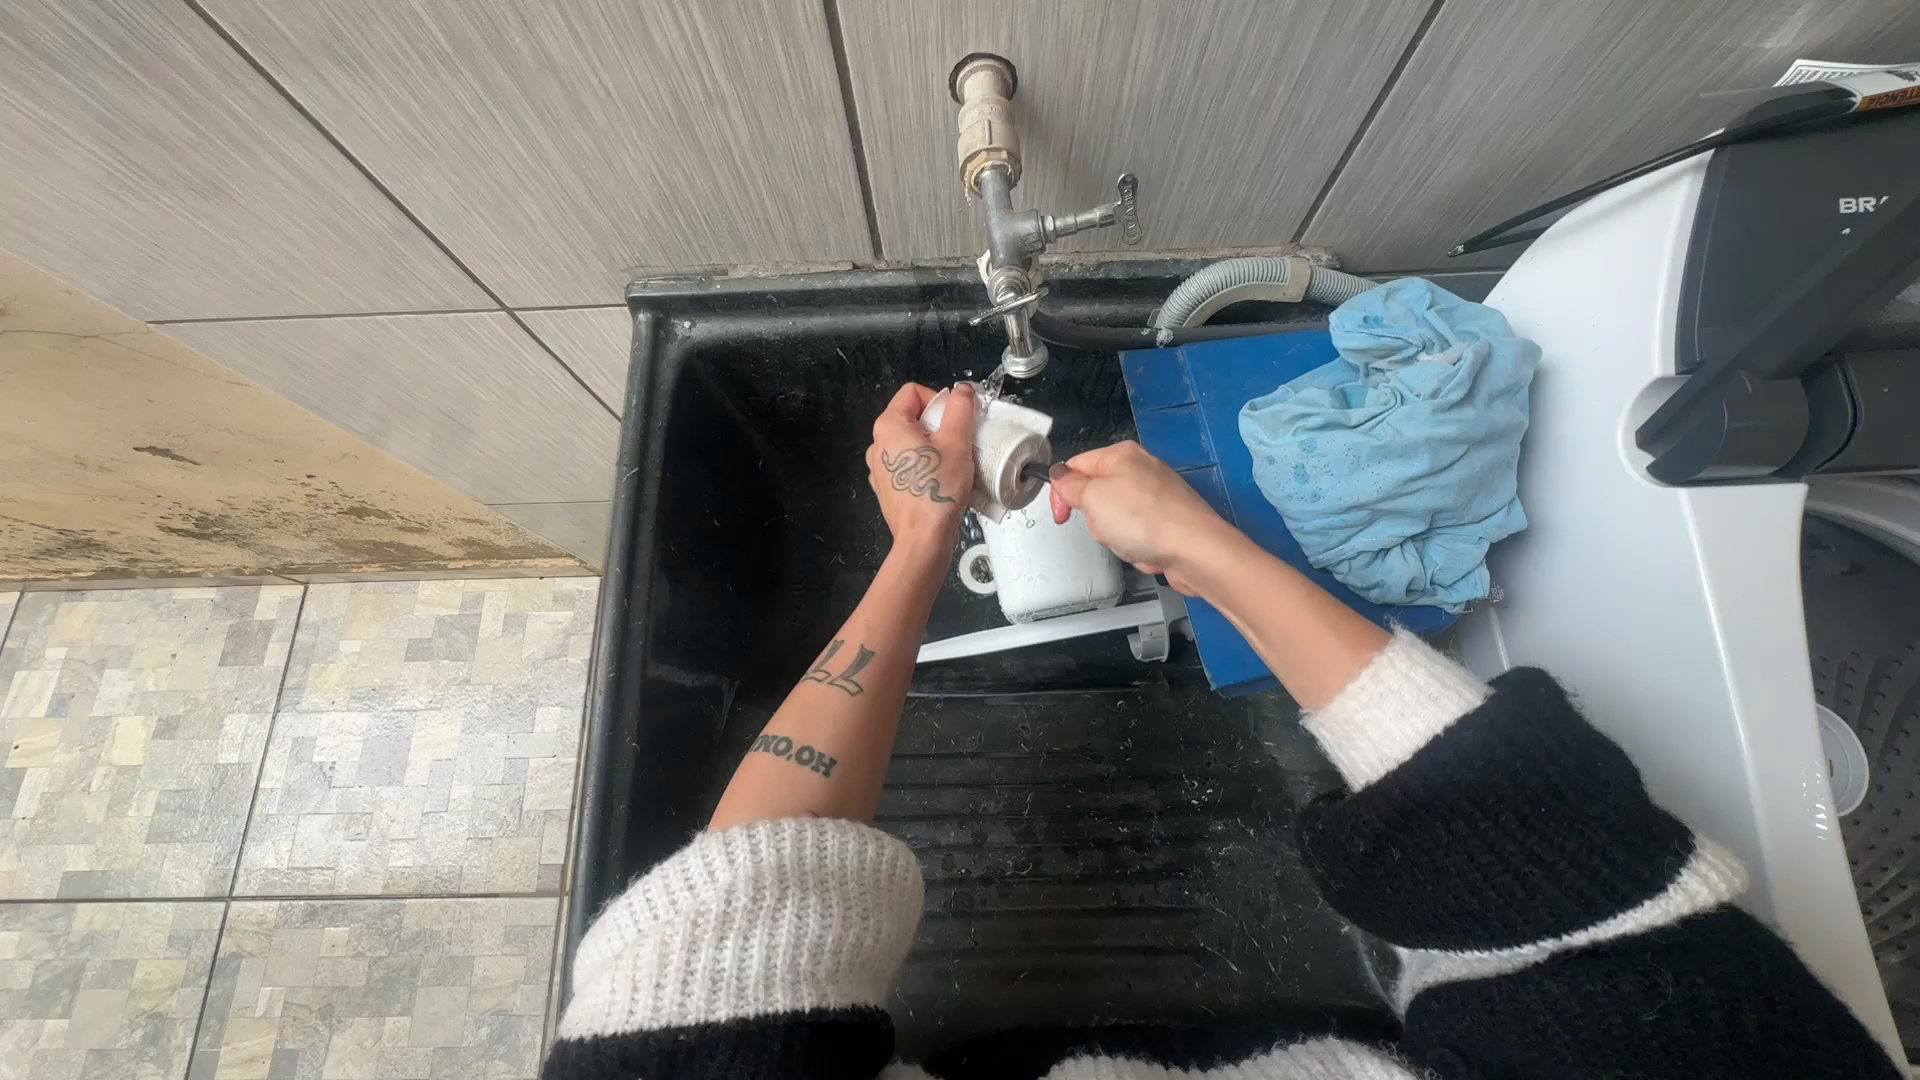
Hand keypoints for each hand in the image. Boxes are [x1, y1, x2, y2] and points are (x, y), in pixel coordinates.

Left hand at [866, 382, 975, 549]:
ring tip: (952, 466)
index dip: (939, 401)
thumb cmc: (938, 487)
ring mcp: (878, 468)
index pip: (914, 392)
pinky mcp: (886, 488)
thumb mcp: (957, 441)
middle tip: (959, 445)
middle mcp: (877, 443)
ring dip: (934, 448)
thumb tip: (962, 390)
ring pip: (911, 443)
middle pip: (912, 417)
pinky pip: (908, 466)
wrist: (923, 538)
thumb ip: (960, 408)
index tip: (956, 423)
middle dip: (939, 426)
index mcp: (889, 425)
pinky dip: (924, 468)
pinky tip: (939, 483)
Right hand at [1048, 440, 1233, 594]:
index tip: (1063, 516)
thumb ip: (1070, 485)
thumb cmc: (1144, 519)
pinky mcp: (1166, 519)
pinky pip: (1135, 533)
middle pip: (1095, 495)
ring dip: (1116, 537)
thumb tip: (1059, 475)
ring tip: (1132, 542)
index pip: (1075, 467)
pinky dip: (1135, 546)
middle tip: (1108, 527)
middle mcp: (1140, 469)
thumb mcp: (1093, 497)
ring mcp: (1155, 495)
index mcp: (1120, 454)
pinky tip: (1146, 550)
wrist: (1195, 550)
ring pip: (1114, 519)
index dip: (1063, 492)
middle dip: (1096, 520)